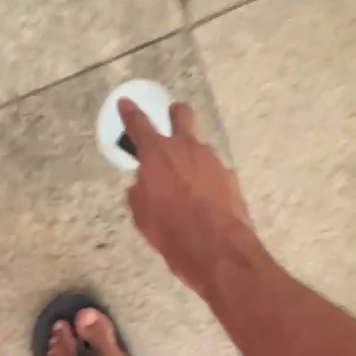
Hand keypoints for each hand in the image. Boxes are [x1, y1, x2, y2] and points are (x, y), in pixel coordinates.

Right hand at [118, 99, 264, 294]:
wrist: (218, 251)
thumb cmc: (172, 235)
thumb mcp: (143, 217)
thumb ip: (140, 192)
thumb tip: (143, 183)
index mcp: (157, 155)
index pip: (139, 123)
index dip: (130, 113)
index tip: (126, 104)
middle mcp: (186, 148)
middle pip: (181, 114)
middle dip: (174, 115)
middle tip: (170, 124)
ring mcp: (212, 160)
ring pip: (200, 148)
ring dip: (192, 158)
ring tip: (189, 186)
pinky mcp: (230, 178)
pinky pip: (214, 173)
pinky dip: (207, 182)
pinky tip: (206, 203)